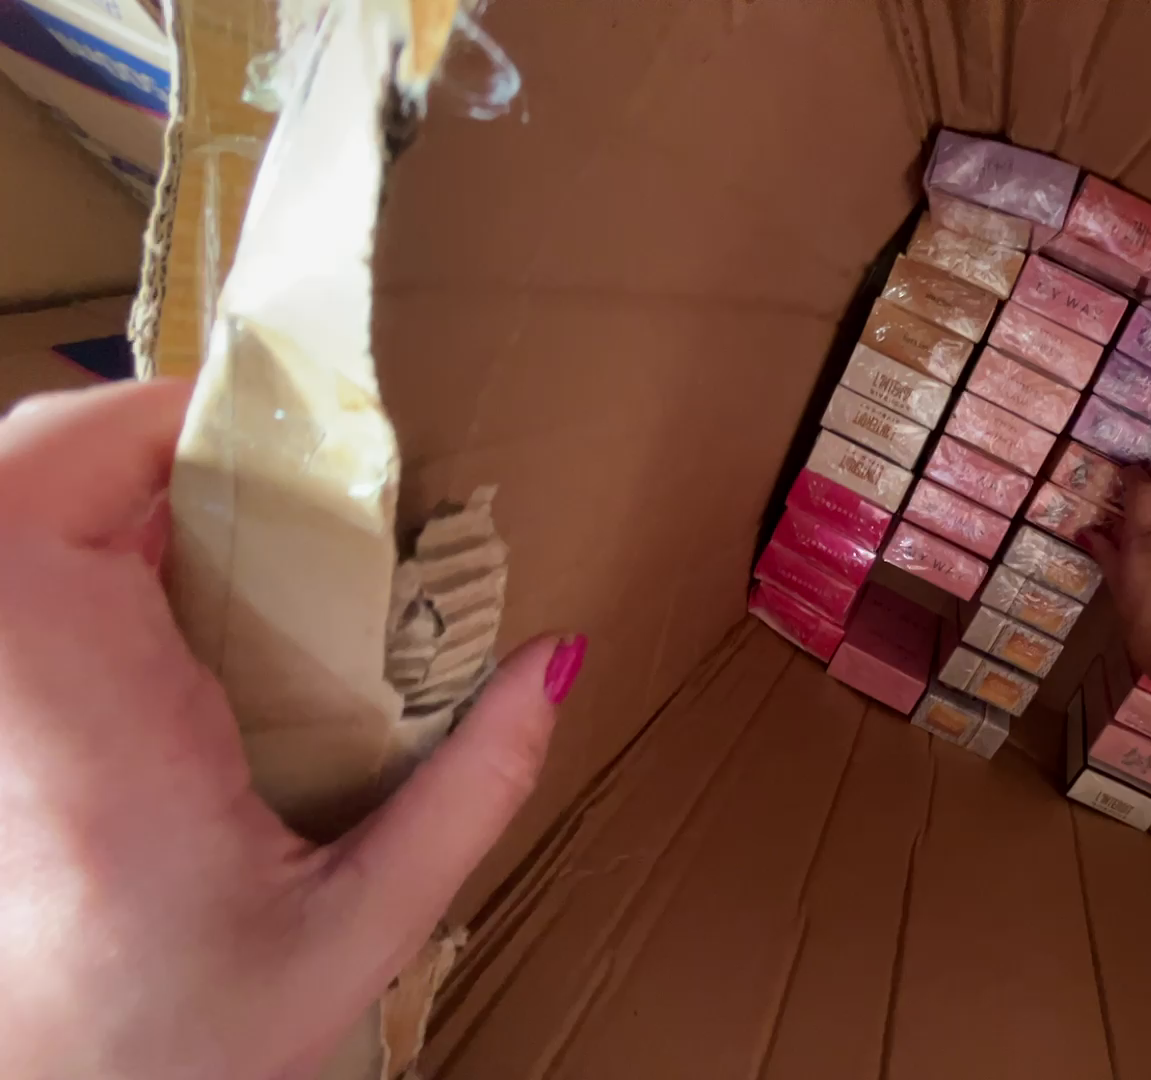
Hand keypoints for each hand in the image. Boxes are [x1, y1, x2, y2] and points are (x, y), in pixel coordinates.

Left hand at [0, 380, 582, 1079]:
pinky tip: (209, 596)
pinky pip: (19, 584)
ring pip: (5, 524)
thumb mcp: (365, 925)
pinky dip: (100, 546)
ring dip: (124, 487)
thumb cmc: (164, 1053)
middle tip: (297, 466)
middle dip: (149, 439)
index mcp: (71, 732)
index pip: (33, 494)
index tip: (274, 415)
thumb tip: (556, 658)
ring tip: (268, 518)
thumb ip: (477, 787)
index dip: (138, 416)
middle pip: (8, 480)